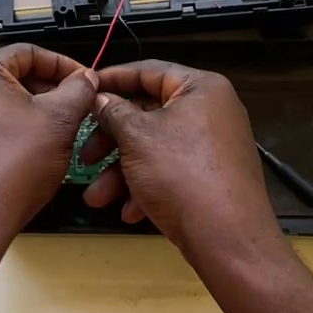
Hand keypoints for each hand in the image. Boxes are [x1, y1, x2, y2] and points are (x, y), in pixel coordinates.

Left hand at [0, 44, 98, 255]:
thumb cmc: (15, 165)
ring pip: (5, 104)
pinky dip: (16, 131)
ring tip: (62, 132)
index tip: (86, 82)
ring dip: (36, 113)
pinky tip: (36, 152)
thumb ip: (78, 90)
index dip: (63, 65)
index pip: (29, 53)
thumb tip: (87, 78)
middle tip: (79, 109)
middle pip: (16, 77)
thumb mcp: (59, 121)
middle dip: (51, 91)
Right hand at [82, 60, 279, 255]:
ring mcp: (213, 146)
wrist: (229, 241)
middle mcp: (211, 111)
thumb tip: (100, 98)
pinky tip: (129, 212)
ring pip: (155, 148)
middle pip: (148, 114)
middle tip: (86, 157)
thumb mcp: (137, 137)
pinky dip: (146, 187)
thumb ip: (113, 112)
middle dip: (111, 141)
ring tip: (97, 198)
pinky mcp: (212, 178)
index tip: (84, 90)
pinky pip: (171, 171)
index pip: (148, 71)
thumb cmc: (180, 174)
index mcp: (200, 88)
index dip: (112, 79)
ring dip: (121, 172)